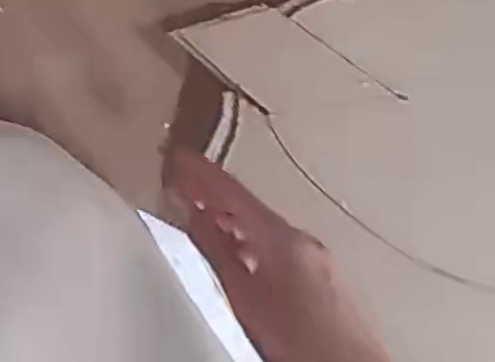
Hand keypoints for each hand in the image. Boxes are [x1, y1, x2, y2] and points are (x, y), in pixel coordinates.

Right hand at [164, 148, 391, 361]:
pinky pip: (275, 243)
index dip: (198, 169)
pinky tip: (232, 247)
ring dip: (226, 215)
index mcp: (281, 235)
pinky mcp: (321, 280)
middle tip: (175, 181)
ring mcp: (316, 261)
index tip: (173, 153)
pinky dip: (246, 236)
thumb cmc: (299, 340)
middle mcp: (301, 241)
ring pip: (260, 225)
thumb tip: (190, 210)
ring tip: (196, 214)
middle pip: (245, 204)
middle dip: (208, 192)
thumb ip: (212, 244)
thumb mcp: (240, 290)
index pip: (229, 188)